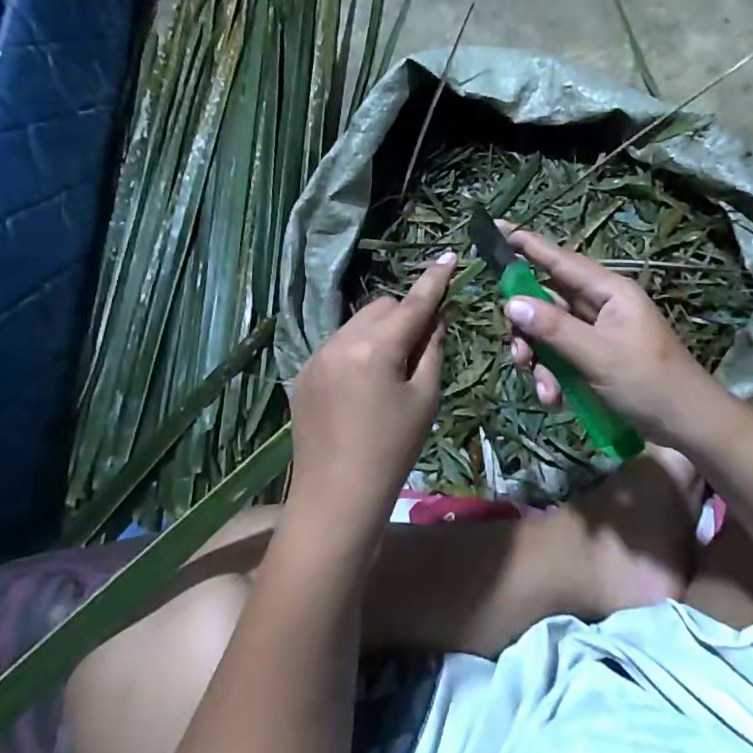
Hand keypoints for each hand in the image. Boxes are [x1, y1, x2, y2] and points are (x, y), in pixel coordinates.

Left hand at [288, 252, 455, 526]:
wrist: (336, 496)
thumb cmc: (392, 450)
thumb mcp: (424, 399)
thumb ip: (432, 350)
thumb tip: (438, 317)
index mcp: (375, 346)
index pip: (413, 303)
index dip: (434, 280)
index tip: (449, 256)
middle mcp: (340, 340)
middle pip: (381, 307)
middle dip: (405, 314)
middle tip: (423, 343)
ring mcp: (316, 356)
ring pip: (357, 324)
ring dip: (380, 331)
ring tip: (393, 368)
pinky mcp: (304, 373)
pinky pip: (338, 345)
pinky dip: (358, 349)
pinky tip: (364, 384)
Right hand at [500, 225, 728, 446]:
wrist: (688, 426)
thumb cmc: (649, 383)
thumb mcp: (598, 356)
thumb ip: (553, 328)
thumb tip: (511, 302)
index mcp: (609, 292)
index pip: (560, 260)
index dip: (527, 245)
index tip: (496, 229)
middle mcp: (600, 306)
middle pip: (546, 302)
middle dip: (527, 330)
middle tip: (519, 355)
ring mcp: (596, 333)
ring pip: (548, 334)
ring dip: (540, 361)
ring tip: (546, 391)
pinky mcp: (593, 359)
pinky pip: (559, 358)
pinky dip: (552, 377)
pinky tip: (555, 400)